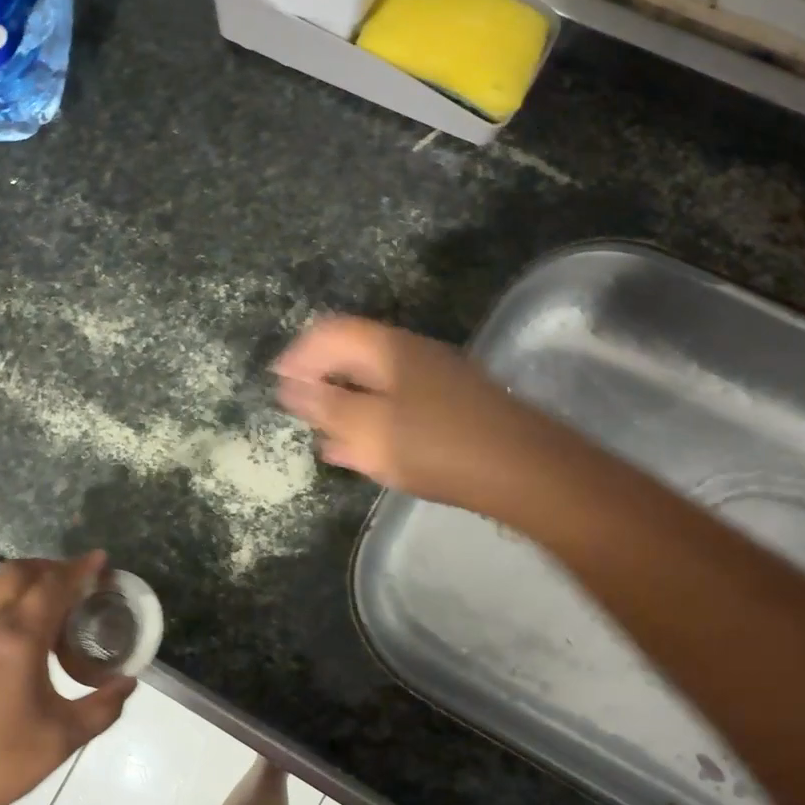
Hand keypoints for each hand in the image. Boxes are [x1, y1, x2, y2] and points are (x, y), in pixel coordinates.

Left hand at [0, 553, 136, 804]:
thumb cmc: (3, 762)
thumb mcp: (65, 736)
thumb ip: (103, 706)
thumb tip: (128, 682)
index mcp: (19, 640)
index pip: (52, 587)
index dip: (79, 569)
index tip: (102, 559)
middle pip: (19, 573)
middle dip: (52, 567)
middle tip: (81, 580)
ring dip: (26, 577)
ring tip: (54, 597)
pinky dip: (7, 596)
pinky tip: (26, 625)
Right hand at [274, 315, 571, 513]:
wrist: (525, 472)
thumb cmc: (438, 447)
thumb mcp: (370, 430)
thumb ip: (327, 407)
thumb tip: (291, 386)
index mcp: (388, 350)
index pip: (331, 332)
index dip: (299, 354)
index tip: (278, 386)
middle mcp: (412, 356)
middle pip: (353, 356)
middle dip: (321, 382)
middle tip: (299, 414)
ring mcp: (436, 381)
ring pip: (376, 384)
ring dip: (346, 407)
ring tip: (327, 439)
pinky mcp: (451, 409)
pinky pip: (398, 407)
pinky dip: (372, 424)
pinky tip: (366, 453)